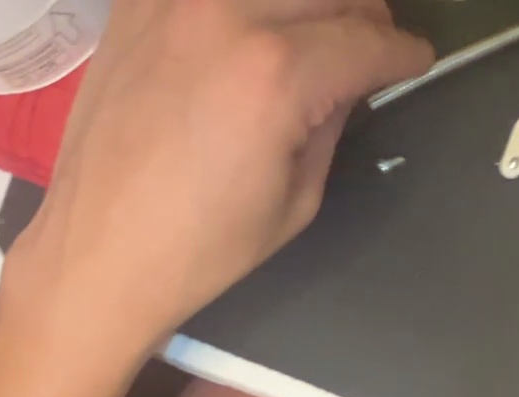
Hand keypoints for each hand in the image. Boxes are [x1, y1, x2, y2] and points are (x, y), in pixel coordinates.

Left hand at [7, 0, 431, 346]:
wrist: (101, 251)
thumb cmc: (203, 249)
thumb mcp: (294, 202)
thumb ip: (329, 127)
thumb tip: (345, 86)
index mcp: (275, 76)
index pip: (365, 40)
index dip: (403, 53)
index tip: (417, 60)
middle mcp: (227, 13)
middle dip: (367, 14)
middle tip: (372, 48)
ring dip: (313, 3)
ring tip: (319, 34)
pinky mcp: (137, 1)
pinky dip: (250, 6)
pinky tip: (253, 32)